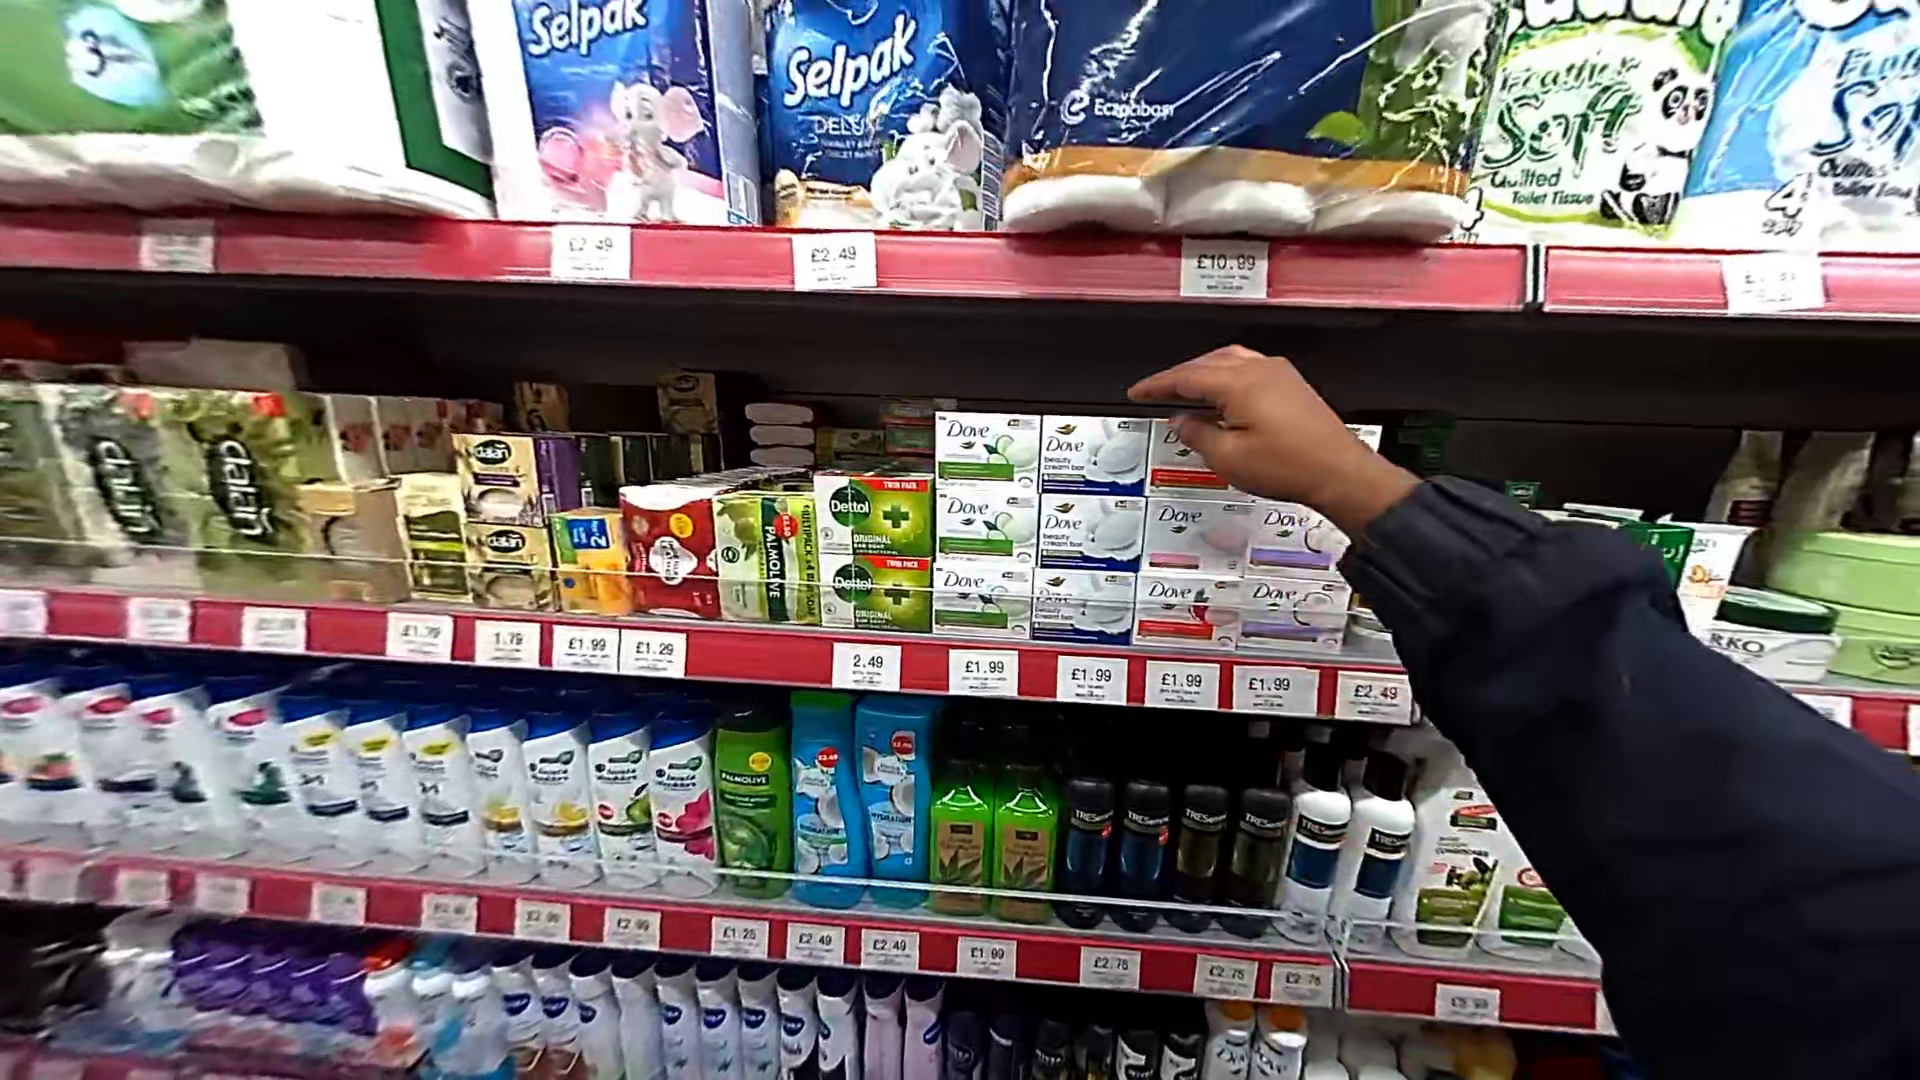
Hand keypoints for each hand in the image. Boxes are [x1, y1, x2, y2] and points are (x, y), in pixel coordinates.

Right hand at [1128, 346, 1418, 534]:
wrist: (1339, 473)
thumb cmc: (1291, 466)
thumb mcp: (1228, 458)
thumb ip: (1197, 434)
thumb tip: (1181, 421)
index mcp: (1240, 384)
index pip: (1186, 377)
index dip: (1157, 385)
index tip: (1139, 391)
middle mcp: (1260, 371)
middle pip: (1206, 363)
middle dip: (1176, 377)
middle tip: (1155, 391)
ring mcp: (1278, 374)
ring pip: (1227, 360)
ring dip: (1200, 372)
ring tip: (1183, 390)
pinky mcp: (1289, 384)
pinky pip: (1246, 368)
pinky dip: (1222, 375)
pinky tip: (1218, 394)